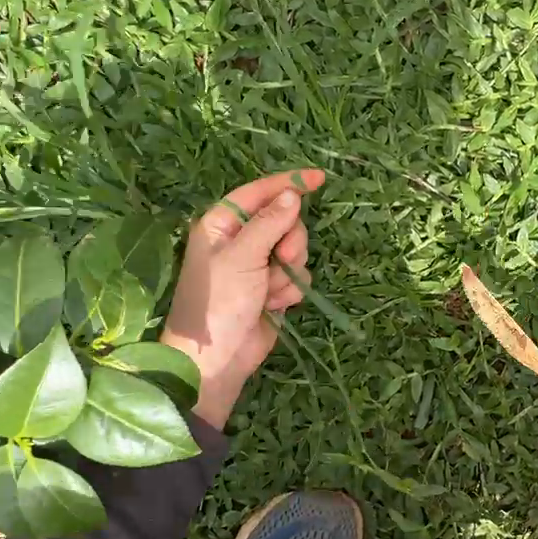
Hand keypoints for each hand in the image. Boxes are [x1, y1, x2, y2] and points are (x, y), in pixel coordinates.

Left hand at [160, 170, 323, 428]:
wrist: (217, 358)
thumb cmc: (219, 302)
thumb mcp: (243, 256)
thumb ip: (270, 223)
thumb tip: (292, 194)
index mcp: (222, 225)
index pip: (258, 193)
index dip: (288, 184)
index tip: (320, 179)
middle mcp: (240, 241)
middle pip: (284, 222)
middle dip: (290, 241)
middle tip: (283, 258)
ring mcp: (257, 267)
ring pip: (295, 251)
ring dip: (289, 272)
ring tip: (271, 292)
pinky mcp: (272, 290)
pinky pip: (296, 277)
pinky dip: (289, 291)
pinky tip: (274, 306)